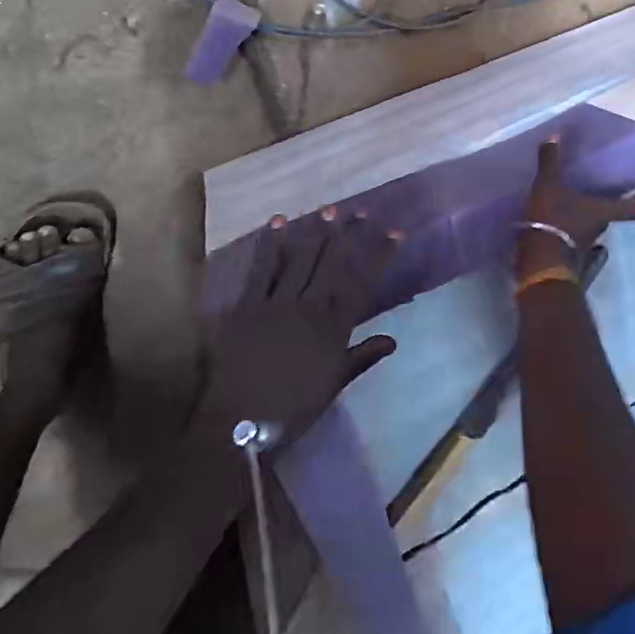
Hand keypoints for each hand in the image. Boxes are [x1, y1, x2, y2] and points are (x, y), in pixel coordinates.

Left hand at [204, 208, 400, 440]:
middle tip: (363, 210)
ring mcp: (277, 303)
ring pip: (302, 259)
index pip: (363, 282)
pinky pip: (262, 268)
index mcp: (334, 327)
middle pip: (335, 262)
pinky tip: (279, 222)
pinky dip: (271, 244)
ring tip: (330, 209)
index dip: (380, 255)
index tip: (395, 233)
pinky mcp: (248, 305)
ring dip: (317, 232)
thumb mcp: (334, 384)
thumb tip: (393, 340)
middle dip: (351, 234)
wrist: (240, 424)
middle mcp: (310, 307)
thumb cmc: (293, 408)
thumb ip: (362, 357)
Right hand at [516, 136, 634, 288]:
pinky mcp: (570, 251)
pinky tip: (566, 217)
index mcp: (603, 212)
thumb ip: (551, 161)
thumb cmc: (553, 220)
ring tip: (586, 198)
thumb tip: (554, 135)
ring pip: (597, 225)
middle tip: (617, 187)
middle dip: (618, 201)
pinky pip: (579, 234)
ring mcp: (586, 243)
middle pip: (616, 214)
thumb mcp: (548, 187)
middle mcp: (600, 228)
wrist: (538, 261)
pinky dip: (577, 225)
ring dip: (594, 214)